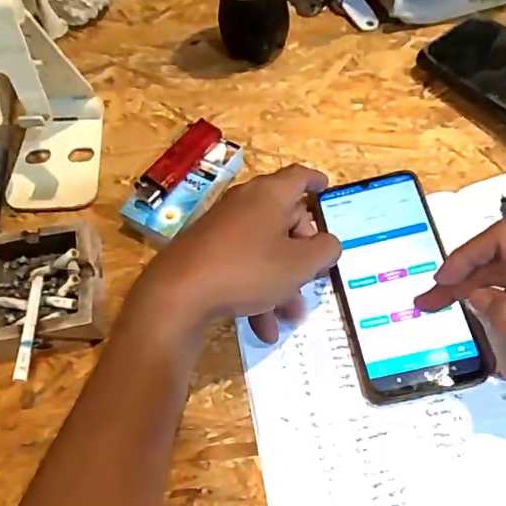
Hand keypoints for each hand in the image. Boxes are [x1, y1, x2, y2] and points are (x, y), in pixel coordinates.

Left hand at [134, 165, 342, 342]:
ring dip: (281, 284)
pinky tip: (262, 327)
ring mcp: (221, 230)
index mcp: (269, 196)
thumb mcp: (299, 264)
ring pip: (264, 252)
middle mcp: (244, 205)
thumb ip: (325, 250)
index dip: (315, 182)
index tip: (325, 188)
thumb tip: (327, 244)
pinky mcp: (205, 254)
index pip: (298, 177)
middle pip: (284, 220)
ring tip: (289, 317)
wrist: (178, 293)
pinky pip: (241, 268)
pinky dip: (255, 293)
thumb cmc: (248, 269)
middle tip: (315, 276)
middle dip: (303, 254)